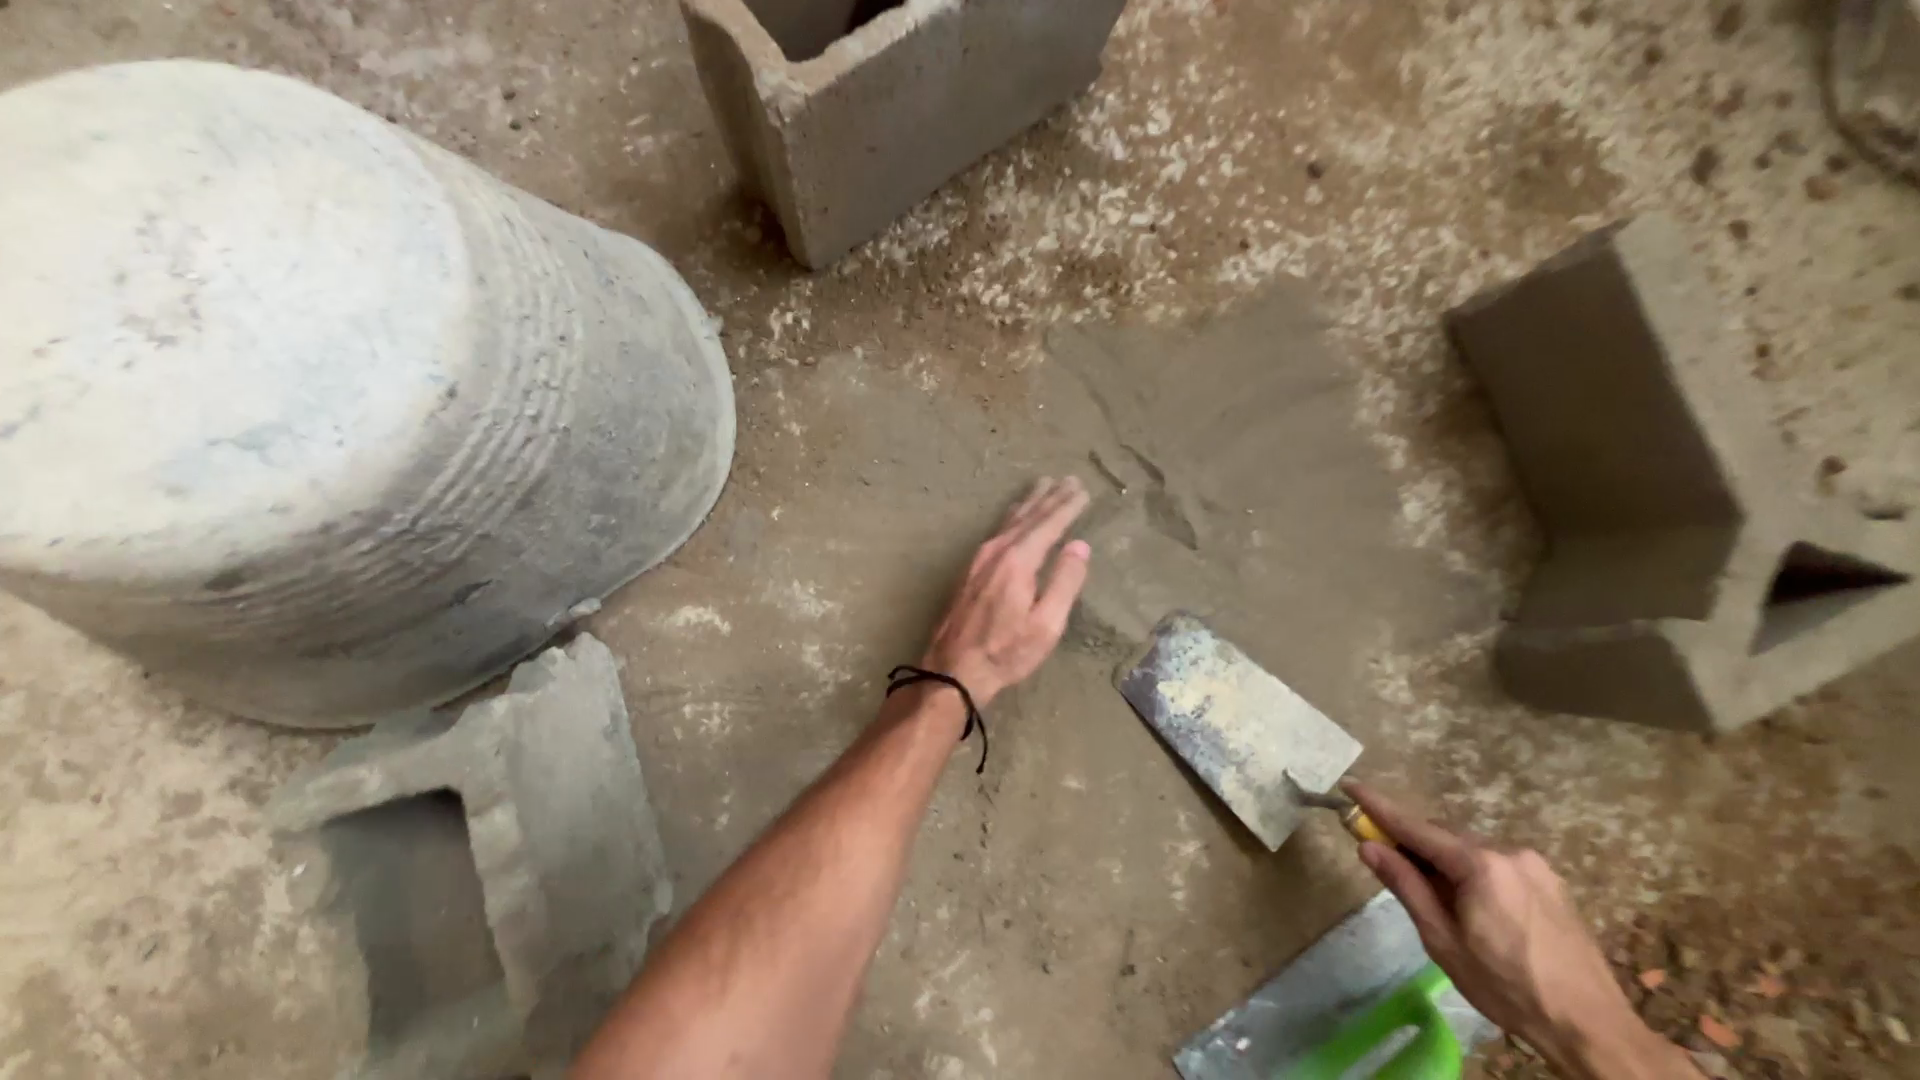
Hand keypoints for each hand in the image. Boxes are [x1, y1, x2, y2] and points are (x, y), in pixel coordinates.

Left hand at [920, 477, 1092, 706]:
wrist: (953, 669)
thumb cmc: (1005, 652)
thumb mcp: (1046, 624)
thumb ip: (1065, 582)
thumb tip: (1080, 545)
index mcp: (1017, 561)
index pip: (1048, 524)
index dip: (1067, 506)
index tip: (1083, 490)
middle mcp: (996, 552)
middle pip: (1027, 516)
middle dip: (1049, 497)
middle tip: (1067, 478)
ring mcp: (978, 560)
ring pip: (1008, 521)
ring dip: (1029, 502)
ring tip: (1042, 486)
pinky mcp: (969, 571)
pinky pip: (997, 531)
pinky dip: (1012, 518)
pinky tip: (1014, 520)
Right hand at [1346, 783, 1698, 1078]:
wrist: (1592, 1026)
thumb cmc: (1507, 987)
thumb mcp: (1442, 940)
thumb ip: (1406, 886)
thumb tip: (1369, 846)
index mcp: (1480, 865)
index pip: (1415, 827)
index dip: (1378, 807)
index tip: (1349, 786)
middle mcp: (1509, 852)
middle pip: (1444, 837)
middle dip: (1413, 845)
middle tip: (1387, 864)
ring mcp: (1535, 866)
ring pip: (1470, 852)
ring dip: (1444, 863)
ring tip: (1437, 903)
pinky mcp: (1550, 883)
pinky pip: (1496, 865)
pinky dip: (1471, 874)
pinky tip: (1472, 909)